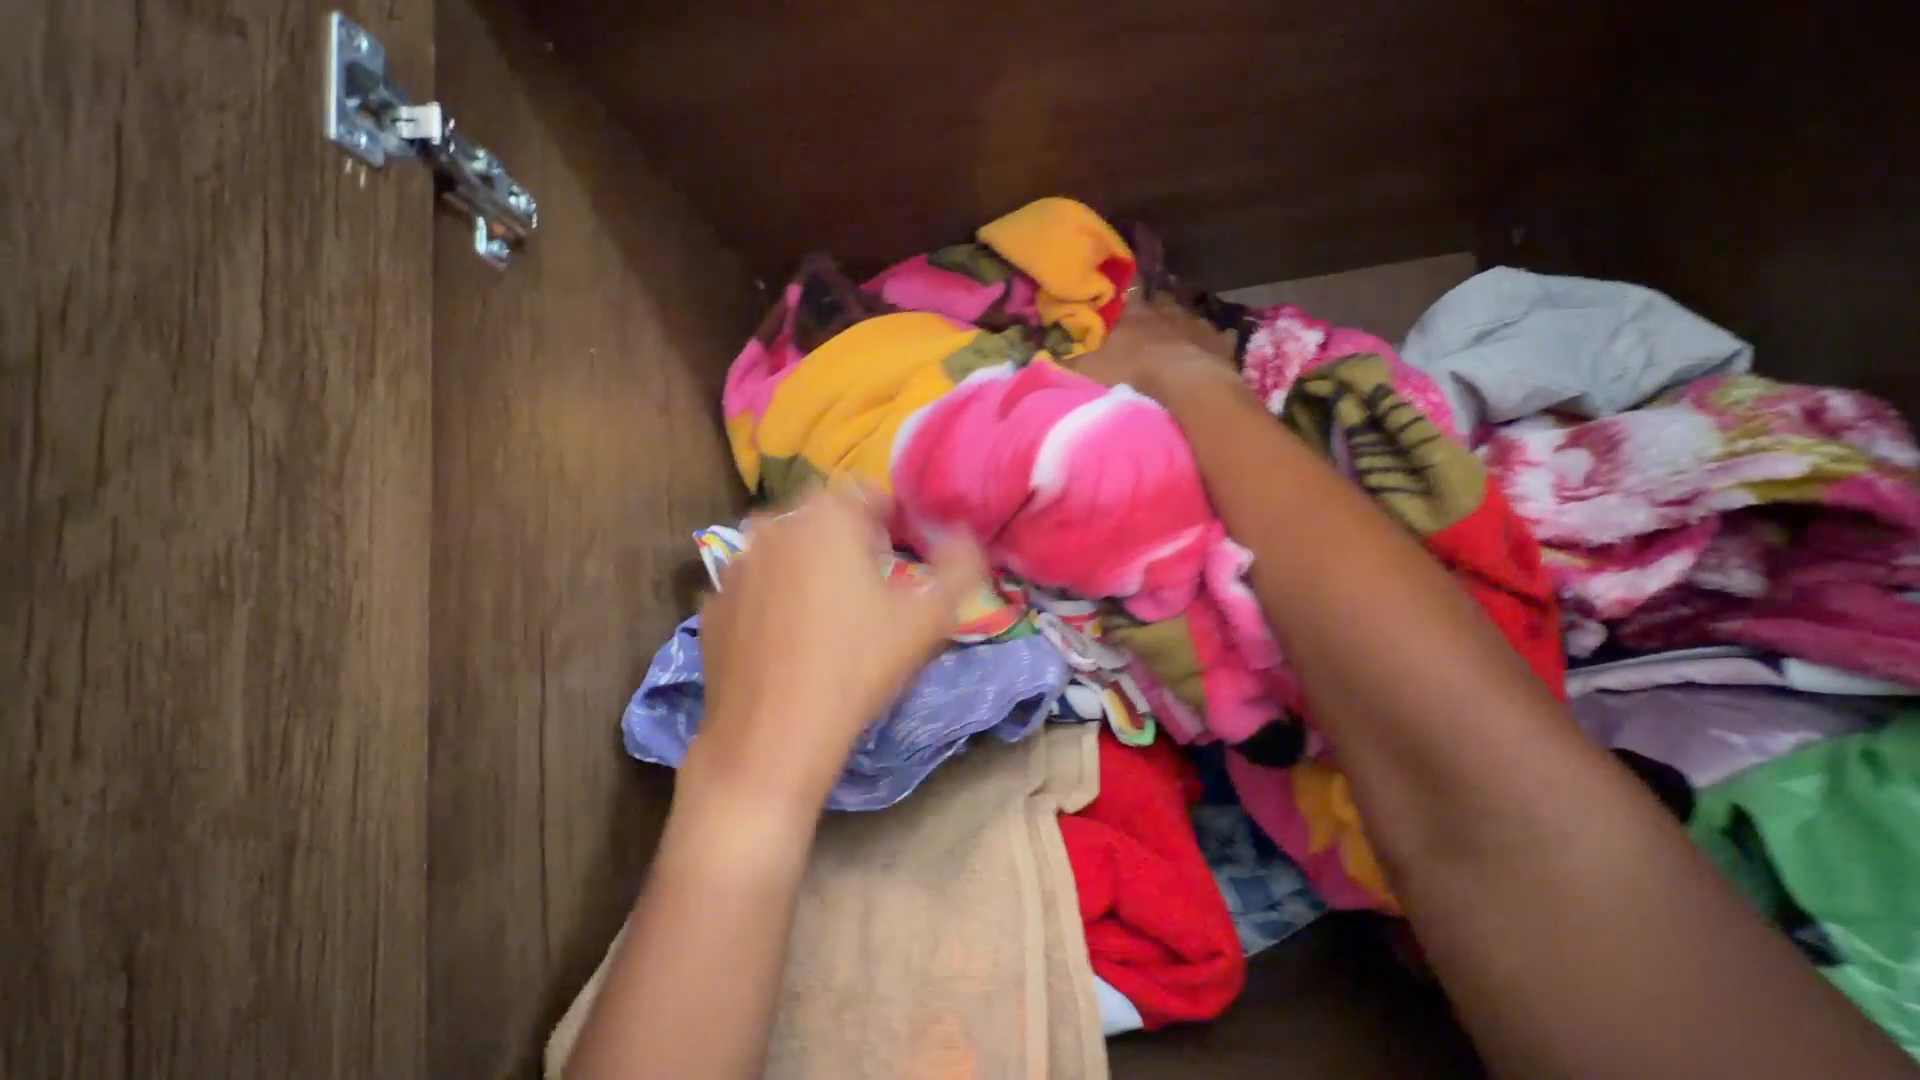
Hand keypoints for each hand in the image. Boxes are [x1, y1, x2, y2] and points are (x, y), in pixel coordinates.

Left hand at [685, 486, 987, 814]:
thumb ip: (960, 567)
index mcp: (826, 518)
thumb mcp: (927, 620)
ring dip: (804, 565)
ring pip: (781, 550)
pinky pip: (752, 587)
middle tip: (868, 580)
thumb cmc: (856, 668)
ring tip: (827, 609)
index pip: (864, 494)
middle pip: (818, 518)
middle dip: (844, 538)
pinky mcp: (711, 606)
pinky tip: (786, 637)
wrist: (772, 735)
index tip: (898, 550)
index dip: (887, 518)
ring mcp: (734, 567)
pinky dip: (770, 598)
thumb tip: (965, 534)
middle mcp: (774, 528)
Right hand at [1070, 293, 1239, 397]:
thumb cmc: (1133, 374)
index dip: (1124, 291)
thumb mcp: (1089, 372)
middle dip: (1155, 307)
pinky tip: (1214, 348)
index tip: (1123, 289)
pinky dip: (1214, 342)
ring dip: (1182, 323)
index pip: (1127, 294)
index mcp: (1134, 315)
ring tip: (1178, 334)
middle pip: (1160, 302)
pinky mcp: (1220, 343)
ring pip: (1188, 316)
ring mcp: (1196, 325)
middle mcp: (1166, 311)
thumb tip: (1040, 357)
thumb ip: (1067, 364)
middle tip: (1151, 315)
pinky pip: (1217, 338)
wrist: (1185, 386)